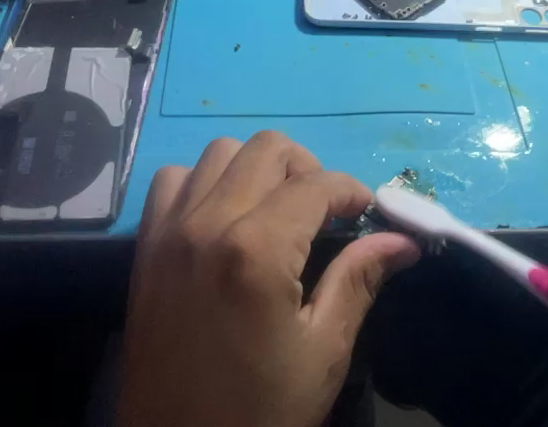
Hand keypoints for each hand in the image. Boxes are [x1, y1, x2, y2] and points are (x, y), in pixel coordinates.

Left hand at [117, 131, 420, 426]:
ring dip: (255, 168)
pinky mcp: (145, 244)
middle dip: (308, 169)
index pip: (317, 184)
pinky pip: (173, 178)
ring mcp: (170, 229)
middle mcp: (209, 221)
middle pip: (268, 148)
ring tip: (274, 210)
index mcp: (256, 249)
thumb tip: (402, 240)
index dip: (352, 191)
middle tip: (324, 212)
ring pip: (219, 151)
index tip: (367, 213)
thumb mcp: (322, 351)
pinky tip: (222, 218)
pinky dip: (203, 182)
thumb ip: (358, 279)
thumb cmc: (261, 411)